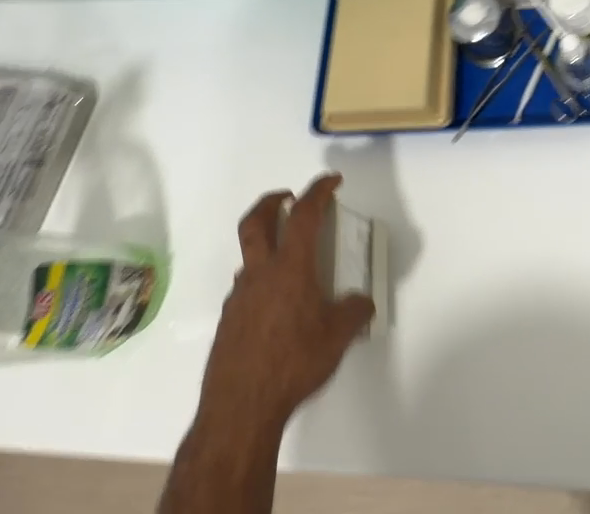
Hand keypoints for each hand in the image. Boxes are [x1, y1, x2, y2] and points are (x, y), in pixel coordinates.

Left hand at [198, 174, 375, 433]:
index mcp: (290, 269)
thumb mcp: (339, 336)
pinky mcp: (230, 322)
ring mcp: (239, 298)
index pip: (305, 216)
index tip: (332, 180)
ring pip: (250, 257)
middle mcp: (260, 275)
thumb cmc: (295, 363)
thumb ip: (353, 311)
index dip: (319, 191)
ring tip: (294, 262)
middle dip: (272, 202)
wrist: (241, 408)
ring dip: (268, 245)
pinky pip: (247, 288)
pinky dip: (264, 280)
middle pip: (256, 222)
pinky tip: (281, 306)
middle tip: (290, 197)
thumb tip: (359, 302)